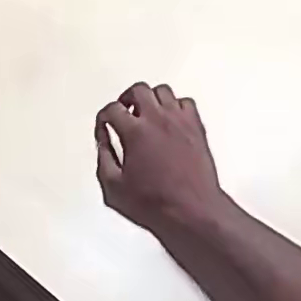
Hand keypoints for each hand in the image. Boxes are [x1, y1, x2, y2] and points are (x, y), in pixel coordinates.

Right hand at [95, 82, 229, 231]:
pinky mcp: (196, 128)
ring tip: (144, 111)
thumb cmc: (156, 203)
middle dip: (126, 99)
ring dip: (150, 99)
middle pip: (138, 90)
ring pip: (163, 91)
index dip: (104, 117)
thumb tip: (103, 145)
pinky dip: (174, 106)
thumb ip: (104, 160)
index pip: (112, 110)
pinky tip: (169, 119)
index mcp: (135, 132)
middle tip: (122, 109)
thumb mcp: (113, 187)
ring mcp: (180, 122)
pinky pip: (185, 103)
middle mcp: (158, 120)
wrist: (190, 210)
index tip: (104, 125)